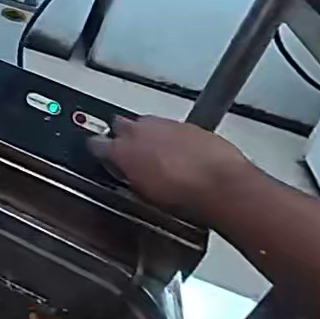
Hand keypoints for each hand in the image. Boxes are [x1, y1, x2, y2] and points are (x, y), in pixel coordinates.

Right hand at [87, 114, 251, 218]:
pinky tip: (181, 153)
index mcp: (122, 150)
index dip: (98, 149)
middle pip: (118, 123)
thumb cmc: (185, 196)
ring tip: (159, 154)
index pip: (96, 143)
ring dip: (148, 134)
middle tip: (130, 150)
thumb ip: (130, 176)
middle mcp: (139, 131)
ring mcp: (163, 124)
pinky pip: (171, 127)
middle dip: (121, 134)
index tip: (102, 154)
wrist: (223, 186)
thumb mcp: (145, 194)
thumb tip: (128, 173)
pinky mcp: (186, 124)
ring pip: (145, 123)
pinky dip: (172, 137)